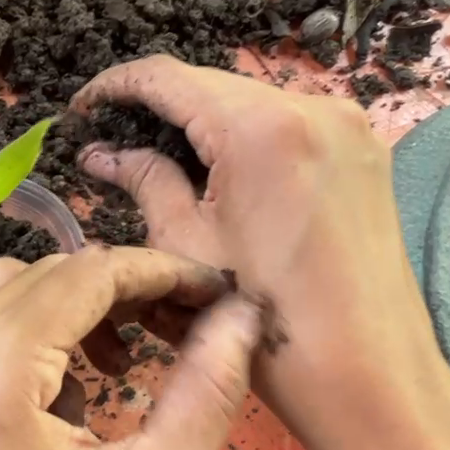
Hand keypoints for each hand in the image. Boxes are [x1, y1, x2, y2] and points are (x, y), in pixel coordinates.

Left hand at [0, 247, 264, 449]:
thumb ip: (204, 389)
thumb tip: (240, 316)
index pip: (81, 276)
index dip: (155, 271)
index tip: (211, 288)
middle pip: (40, 276)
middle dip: (115, 286)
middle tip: (179, 323)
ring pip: (4, 295)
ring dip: (70, 307)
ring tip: (125, 360)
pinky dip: (30, 335)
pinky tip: (71, 389)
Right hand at [72, 56, 449, 449]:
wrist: (368, 373)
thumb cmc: (263, 315)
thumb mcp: (185, 244)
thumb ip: (143, 181)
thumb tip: (101, 154)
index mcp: (260, 127)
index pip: (168, 77)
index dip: (115, 86)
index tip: (82, 108)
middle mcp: (312, 106)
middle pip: (212, 84)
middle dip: (156, 105)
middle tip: (113, 140)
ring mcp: (347, 125)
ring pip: (249, 101)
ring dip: (199, 120)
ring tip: (157, 156)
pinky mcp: (362, 149)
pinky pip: (284, 122)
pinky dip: (241, 135)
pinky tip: (214, 168)